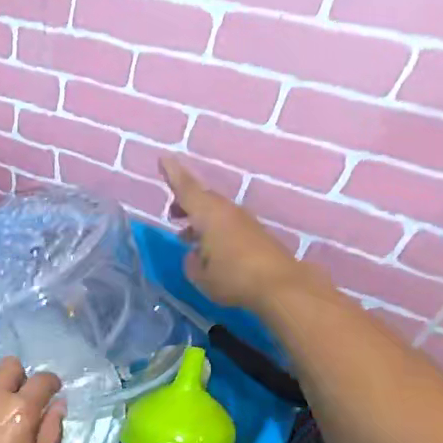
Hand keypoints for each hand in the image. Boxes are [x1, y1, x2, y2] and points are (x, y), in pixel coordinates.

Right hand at [161, 157, 305, 311]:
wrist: (280, 285)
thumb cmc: (233, 278)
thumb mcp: (200, 276)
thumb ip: (191, 262)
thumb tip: (194, 254)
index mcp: (209, 215)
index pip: (186, 189)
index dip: (173, 174)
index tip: (163, 158)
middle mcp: (226, 212)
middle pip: (202, 199)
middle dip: (185, 203)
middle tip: (172, 214)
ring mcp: (243, 222)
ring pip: (214, 212)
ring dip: (199, 219)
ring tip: (186, 236)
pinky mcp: (255, 234)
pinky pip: (226, 225)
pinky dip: (213, 230)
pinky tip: (208, 250)